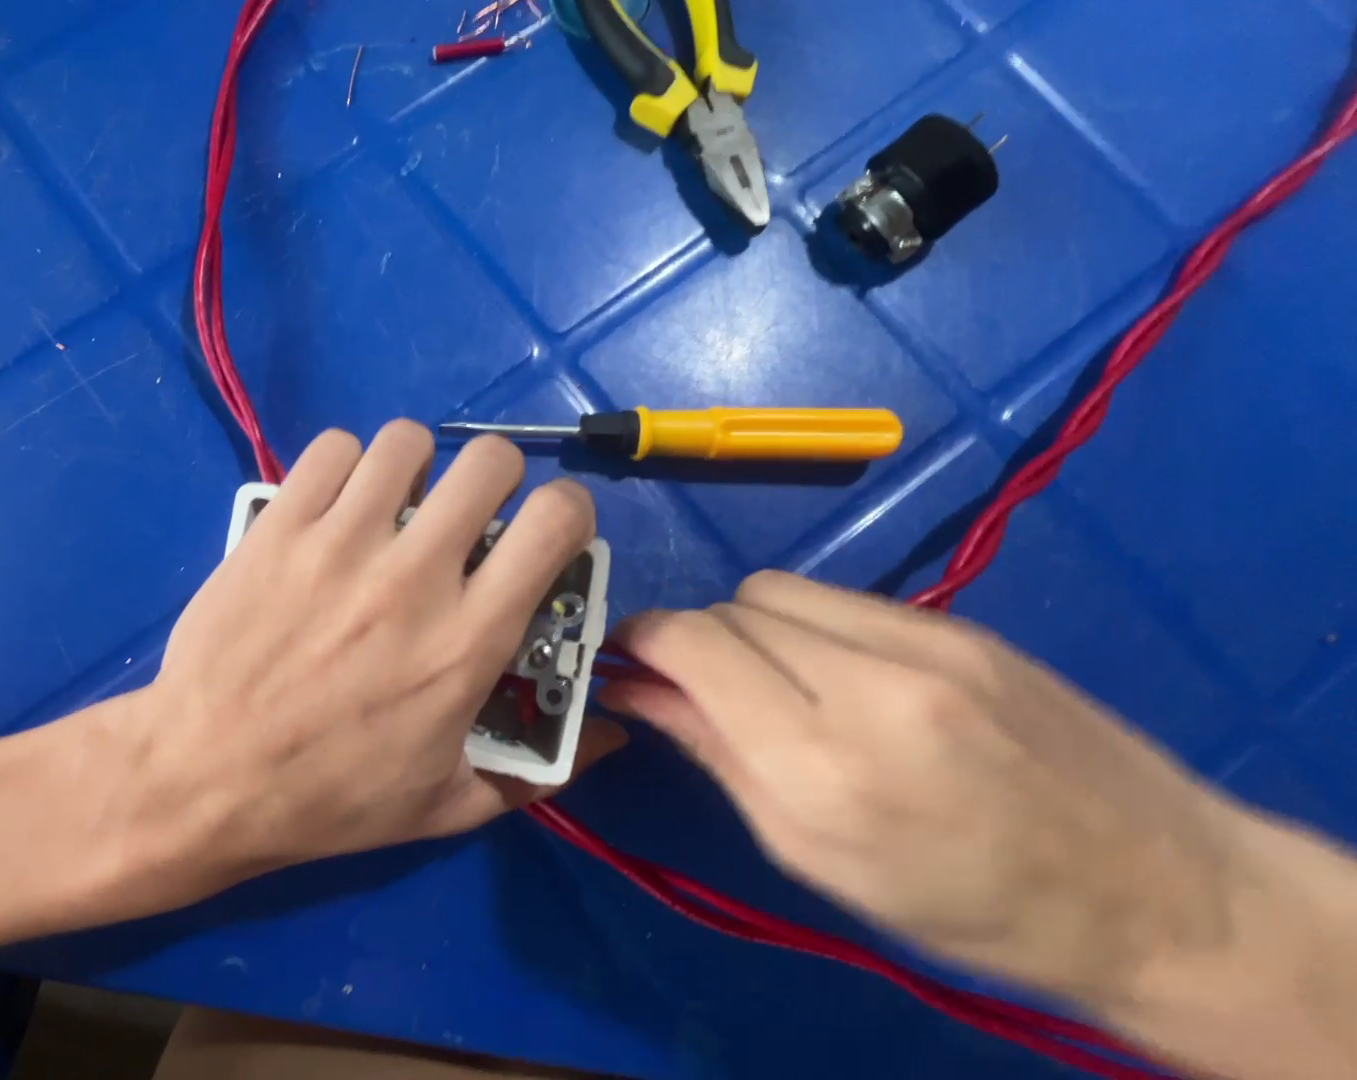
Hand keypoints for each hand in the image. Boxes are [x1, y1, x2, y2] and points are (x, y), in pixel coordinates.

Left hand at [138, 420, 625, 884]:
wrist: (204, 779)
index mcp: (469, 639)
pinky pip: (331, 449)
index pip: (555, 521)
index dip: (565, 511)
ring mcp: (340, 543)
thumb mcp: (450, 805)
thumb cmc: (331, 800)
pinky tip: (336, 505)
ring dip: (417, 467)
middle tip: (469, 517)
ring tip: (397, 507)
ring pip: (407, 442)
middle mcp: (414, 575)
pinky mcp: (278, 527)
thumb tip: (612, 736)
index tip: (543, 532)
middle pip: (490, 461)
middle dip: (496, 479)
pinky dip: (345, 466)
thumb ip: (541, 771)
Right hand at [601, 570, 1246, 1008]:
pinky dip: (805, 625)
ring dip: (747, 626)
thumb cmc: (958, 906)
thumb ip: (714, 753)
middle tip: (702, 689)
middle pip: (728, 608)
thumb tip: (637, 689)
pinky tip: (836, 674)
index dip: (642, 639)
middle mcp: (867, 683)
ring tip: (772, 681)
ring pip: (774, 588)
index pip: (693, 644)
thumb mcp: (809, 853)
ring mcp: (922, 641)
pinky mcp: (958, 624)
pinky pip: (838, 598)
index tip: (627, 659)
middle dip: (694, 640)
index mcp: (820, 764)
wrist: (1156, 892)